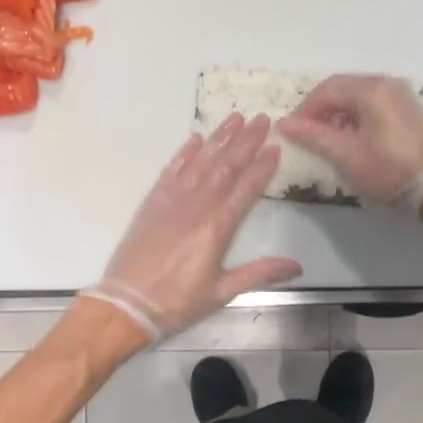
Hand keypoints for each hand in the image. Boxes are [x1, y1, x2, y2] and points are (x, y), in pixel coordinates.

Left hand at [80, 114, 302, 340]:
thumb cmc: (176, 303)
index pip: (244, 190)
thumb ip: (258, 274)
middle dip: (245, 142)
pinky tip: (196, 139)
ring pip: (199, 163)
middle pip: (224, 168)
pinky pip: (171, 171)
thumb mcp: (221, 293)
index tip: (275, 147)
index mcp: (215, 229)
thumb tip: (296, 266)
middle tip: (261, 119)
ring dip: (219, 139)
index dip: (261, 168)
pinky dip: (184, 153)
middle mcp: (195, 208)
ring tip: (235, 118)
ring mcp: (170, 202)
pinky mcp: (151, 204)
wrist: (126, 304)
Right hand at [276, 75, 422, 214]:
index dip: (305, 109)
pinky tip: (352, 140)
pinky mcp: (410, 111)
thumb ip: (314, 136)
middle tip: (306, 135)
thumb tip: (283, 124)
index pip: (327, 89)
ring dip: (338, 114)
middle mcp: (388, 84)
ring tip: (326, 140)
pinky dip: (357, 118)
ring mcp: (402, 96)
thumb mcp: (347, 155)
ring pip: (359, 97)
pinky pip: (375, 105)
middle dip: (320, 110)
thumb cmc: (390, 171)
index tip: (292, 132)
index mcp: (371, 90)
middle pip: (343, 88)